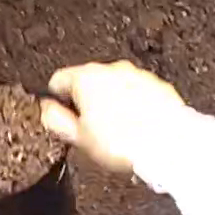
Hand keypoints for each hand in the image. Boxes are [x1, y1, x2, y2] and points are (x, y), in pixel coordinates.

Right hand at [40, 60, 188, 172]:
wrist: (168, 144)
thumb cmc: (123, 143)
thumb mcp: (80, 139)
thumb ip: (57, 121)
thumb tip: (45, 111)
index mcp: (85, 78)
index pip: (58, 80)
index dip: (57, 99)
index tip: (62, 116)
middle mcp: (111, 69)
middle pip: (88, 81)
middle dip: (87, 102)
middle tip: (91, 130)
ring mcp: (137, 75)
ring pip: (115, 85)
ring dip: (112, 102)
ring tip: (118, 132)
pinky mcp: (158, 86)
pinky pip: (138, 92)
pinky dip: (135, 104)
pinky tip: (138, 126)